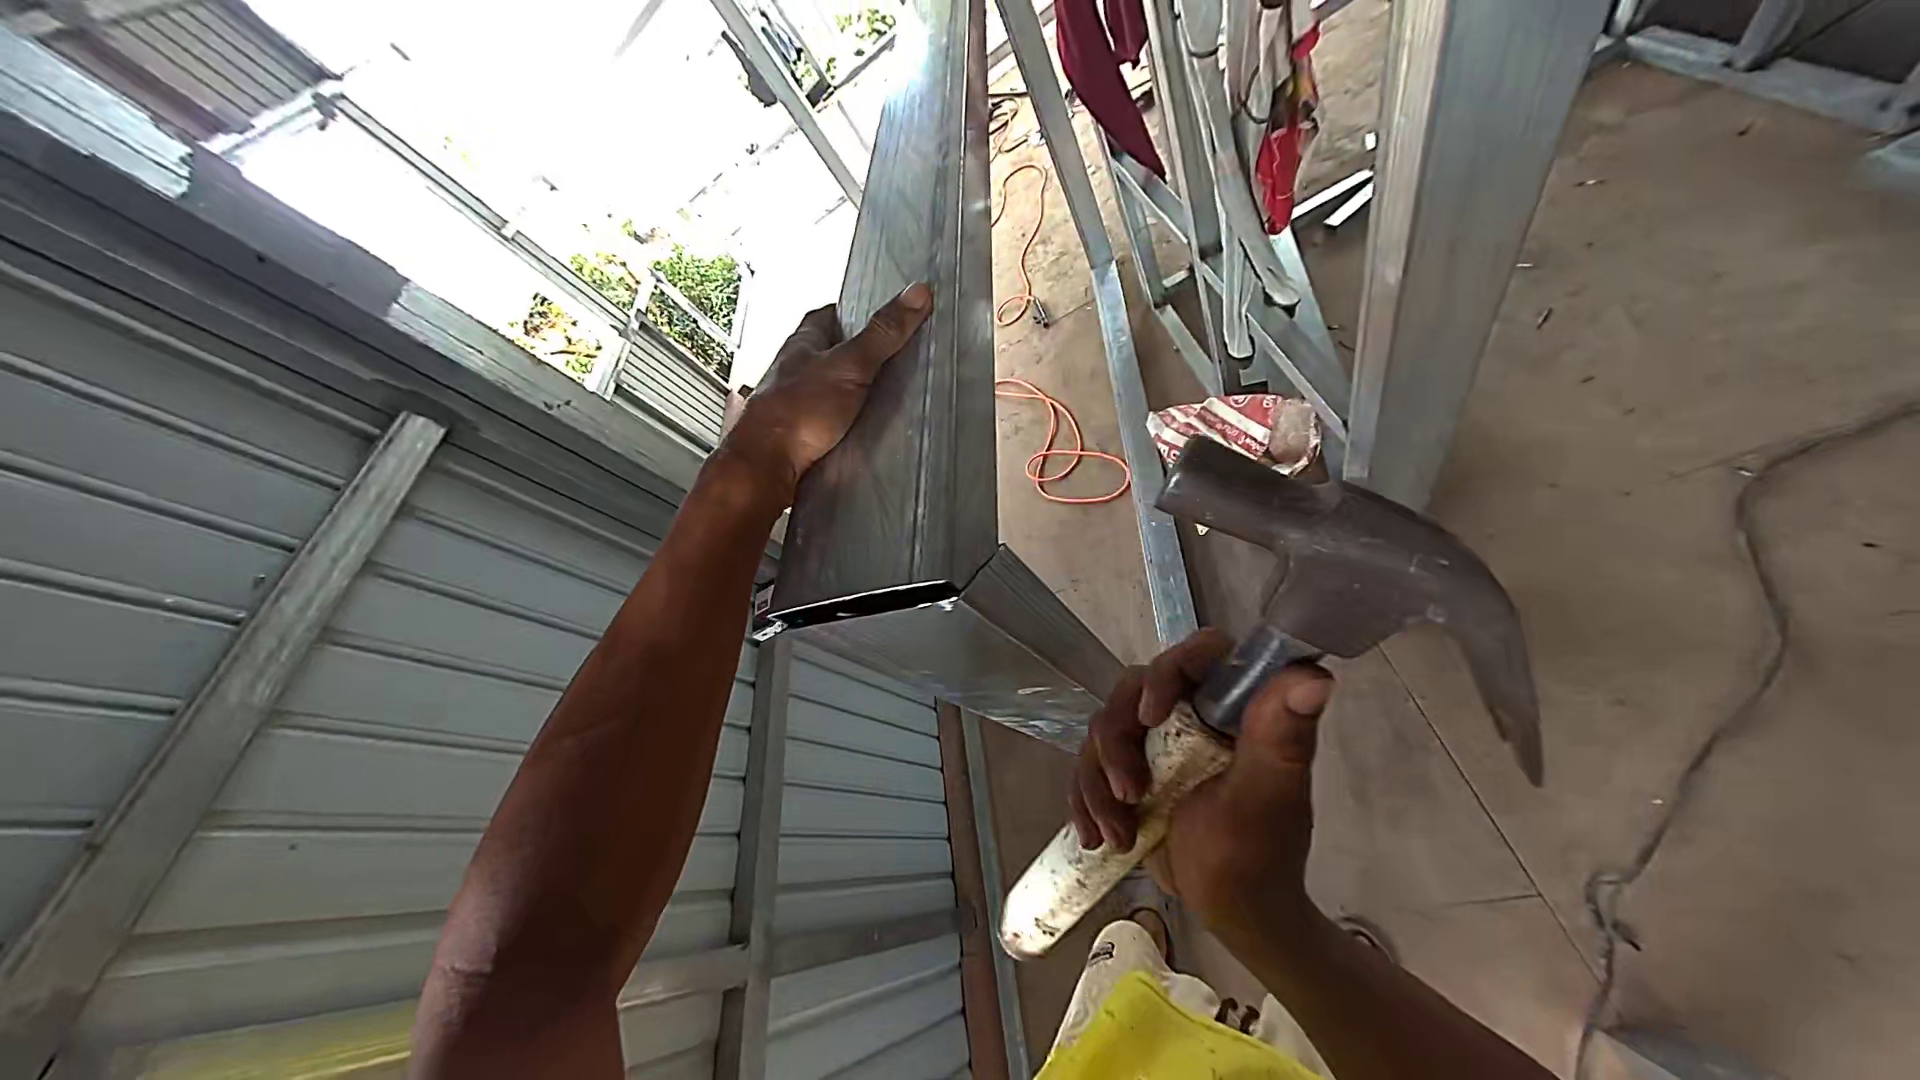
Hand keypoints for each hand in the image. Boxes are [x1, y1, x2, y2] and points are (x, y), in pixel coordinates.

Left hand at [716, 282, 932, 506]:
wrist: (767, 464)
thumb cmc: (798, 411)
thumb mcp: (850, 365)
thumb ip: (883, 333)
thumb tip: (916, 294)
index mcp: (802, 344)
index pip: (827, 316)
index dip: (850, 312)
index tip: (874, 312)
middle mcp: (794, 371)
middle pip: (827, 353)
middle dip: (853, 355)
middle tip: (885, 357)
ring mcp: (795, 403)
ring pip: (826, 388)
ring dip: (848, 391)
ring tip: (880, 395)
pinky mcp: (800, 434)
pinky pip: (827, 420)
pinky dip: (843, 421)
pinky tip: (860, 428)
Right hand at [1068, 629, 1333, 936]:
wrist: (1229, 911)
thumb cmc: (1257, 858)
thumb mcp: (1266, 798)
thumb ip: (1281, 738)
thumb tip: (1314, 678)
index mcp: (1228, 707)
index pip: (1197, 654)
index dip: (1166, 672)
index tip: (1150, 716)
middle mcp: (1188, 712)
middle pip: (1130, 691)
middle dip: (1116, 744)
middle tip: (1129, 792)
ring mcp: (1153, 740)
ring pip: (1102, 729)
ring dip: (1098, 782)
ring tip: (1119, 835)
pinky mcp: (1127, 767)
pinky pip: (1086, 765)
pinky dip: (1084, 800)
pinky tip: (1096, 837)